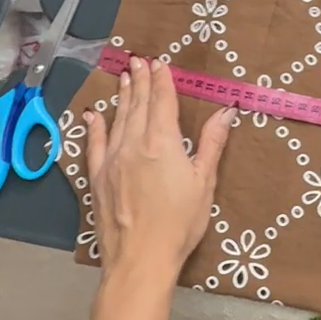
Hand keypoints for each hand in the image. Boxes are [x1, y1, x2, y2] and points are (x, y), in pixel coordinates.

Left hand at [82, 56, 235, 280]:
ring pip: (118, 119)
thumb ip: (212, 144)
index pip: (162, 103)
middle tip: (139, 60)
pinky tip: (95, 114)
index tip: (160, 63)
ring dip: (123, 96)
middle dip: (141, 81)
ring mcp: (112, 160)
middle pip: (138, 106)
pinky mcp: (97, 177)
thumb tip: (226, 112)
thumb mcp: (204, 182)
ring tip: (125, 76)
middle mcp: (134, 144)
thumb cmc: (180, 222)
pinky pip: (94, 144)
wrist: (139, 259)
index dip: (162, 81)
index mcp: (163, 143)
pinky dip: (96, 126)